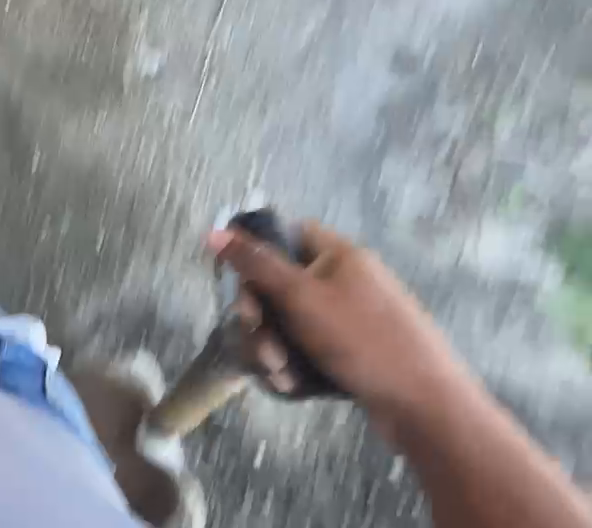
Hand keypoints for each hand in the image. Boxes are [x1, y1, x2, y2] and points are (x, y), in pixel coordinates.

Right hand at [210, 223, 475, 427]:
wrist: (431, 413)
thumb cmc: (364, 341)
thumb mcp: (299, 296)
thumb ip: (253, 262)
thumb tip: (212, 231)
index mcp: (340, 256)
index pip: (285, 232)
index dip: (254, 249)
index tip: (238, 277)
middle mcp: (346, 280)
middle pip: (277, 282)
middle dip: (258, 314)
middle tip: (254, 333)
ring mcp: (352, 317)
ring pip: (287, 318)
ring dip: (270, 343)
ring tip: (276, 370)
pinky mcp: (354, 350)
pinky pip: (306, 344)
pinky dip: (292, 361)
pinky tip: (289, 381)